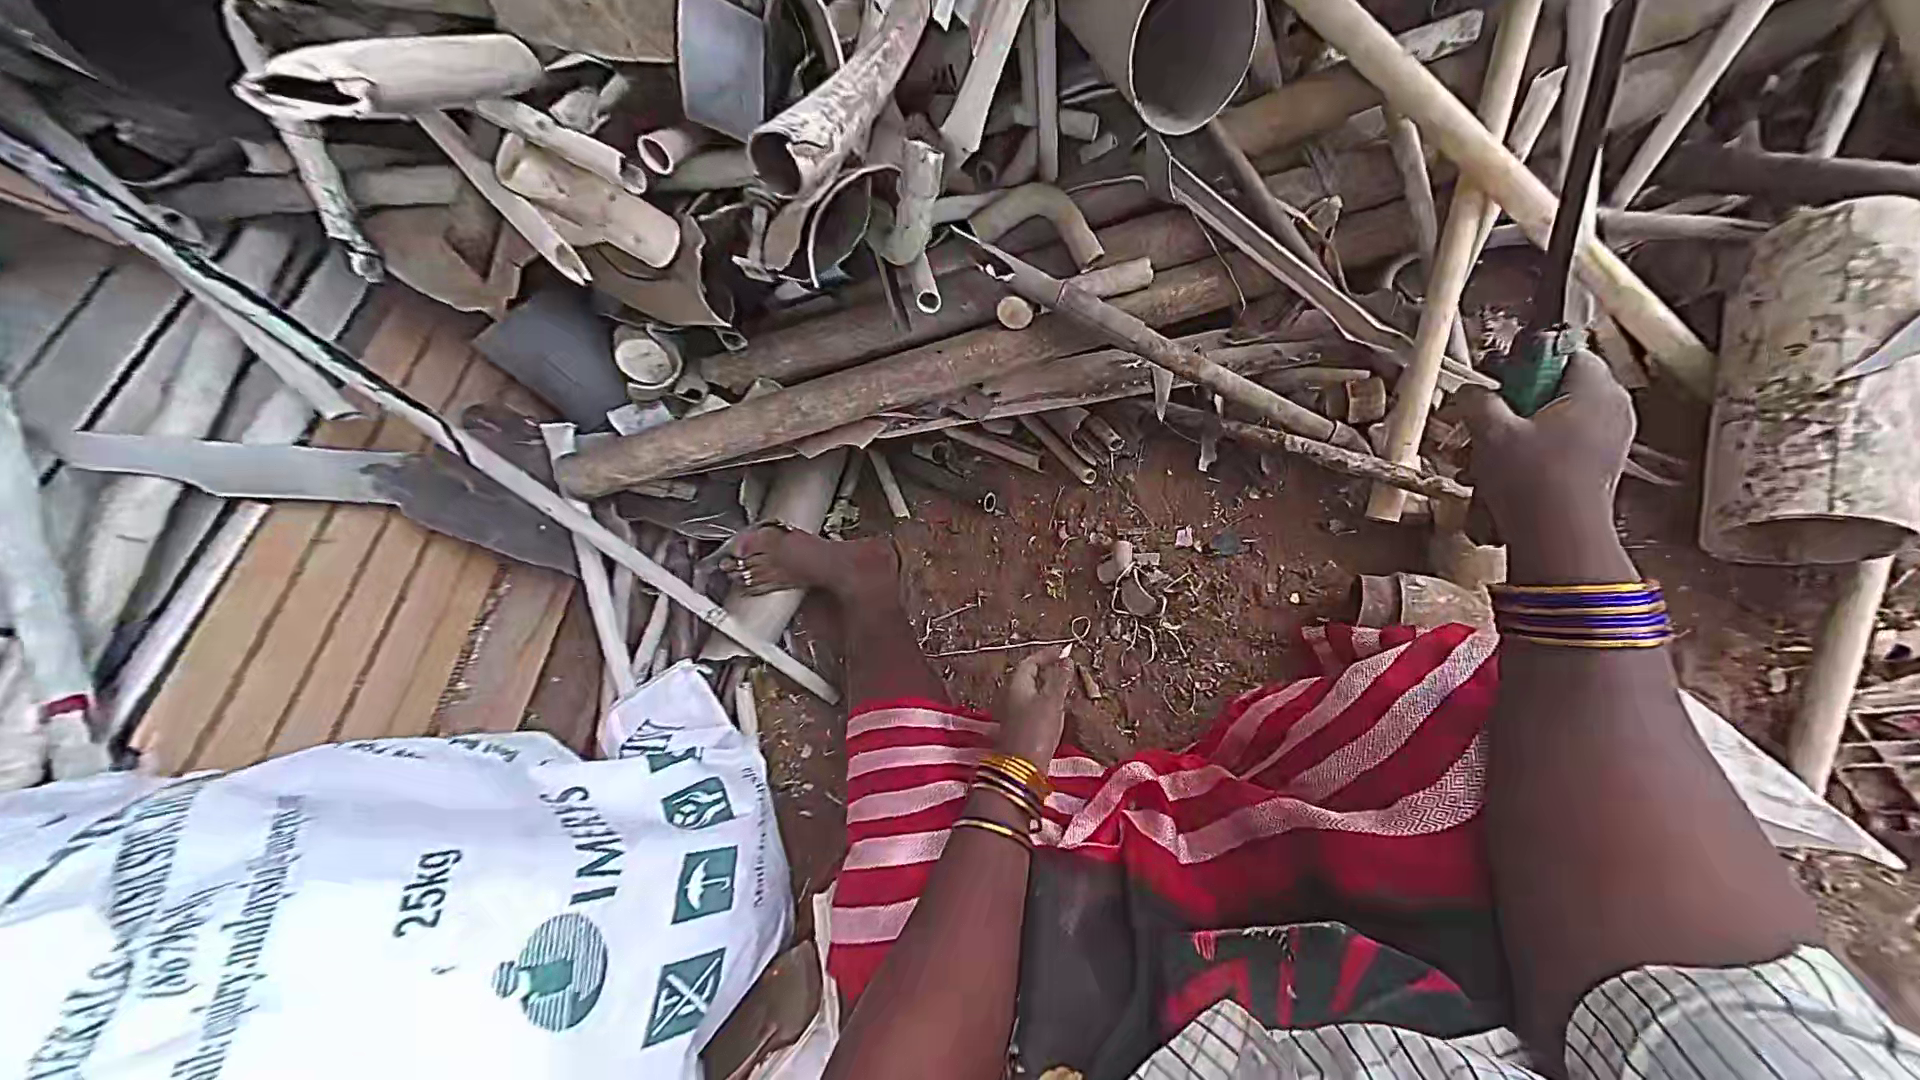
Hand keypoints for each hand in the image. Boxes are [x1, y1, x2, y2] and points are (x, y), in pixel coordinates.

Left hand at [993, 649, 1072, 764]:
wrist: (1022, 766)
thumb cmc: (1036, 729)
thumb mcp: (1052, 701)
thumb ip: (1059, 679)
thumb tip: (1066, 660)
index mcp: (1017, 684)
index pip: (1030, 662)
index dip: (1047, 654)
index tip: (1065, 651)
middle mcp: (1012, 695)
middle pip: (1030, 675)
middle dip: (1048, 668)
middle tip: (1067, 666)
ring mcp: (1014, 712)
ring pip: (1032, 691)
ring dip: (1048, 685)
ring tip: (1067, 683)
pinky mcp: (1020, 726)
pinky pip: (1034, 705)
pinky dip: (1047, 699)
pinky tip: (1059, 707)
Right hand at [1454, 350, 1638, 583]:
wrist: (1556, 534)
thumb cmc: (1531, 478)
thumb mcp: (1491, 432)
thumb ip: (1477, 401)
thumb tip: (1469, 390)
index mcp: (1596, 391)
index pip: (1565, 353)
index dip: (1527, 363)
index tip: (1497, 383)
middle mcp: (1613, 409)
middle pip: (1555, 388)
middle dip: (1512, 405)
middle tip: (1482, 423)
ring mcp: (1608, 438)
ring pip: (1552, 419)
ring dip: (1512, 432)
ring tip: (1482, 455)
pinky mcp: (1597, 464)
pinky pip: (1558, 443)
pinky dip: (1527, 451)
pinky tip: (1499, 472)